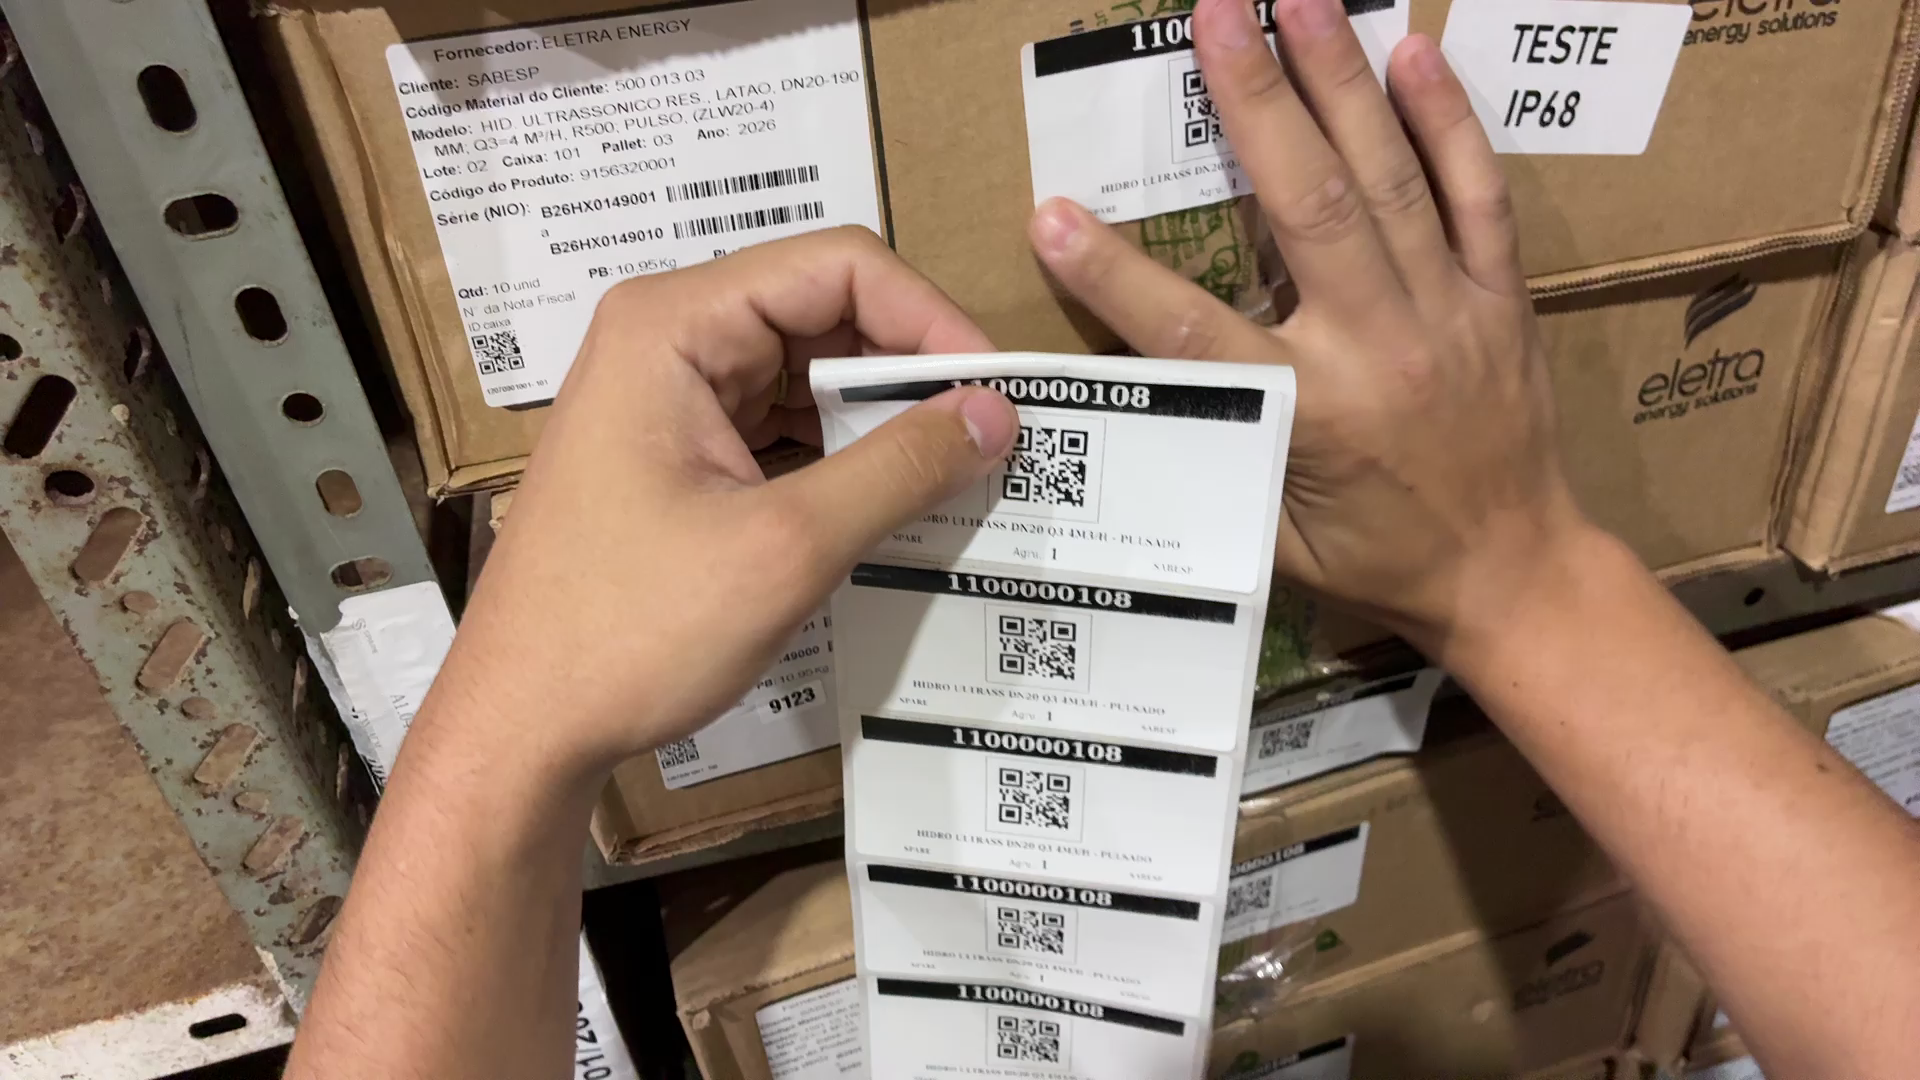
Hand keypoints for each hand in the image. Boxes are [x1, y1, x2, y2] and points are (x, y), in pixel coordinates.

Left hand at [427, 227, 1017, 780]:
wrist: (528, 725)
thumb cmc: (637, 630)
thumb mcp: (787, 544)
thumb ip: (901, 468)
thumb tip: (998, 413)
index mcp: (680, 325)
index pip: (840, 269)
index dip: (931, 318)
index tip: (995, 392)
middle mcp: (675, 341)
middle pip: (828, 315)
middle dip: (913, 371)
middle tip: (986, 437)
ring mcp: (679, 400)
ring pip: (813, 375)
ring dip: (884, 418)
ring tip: (953, 470)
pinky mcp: (689, 454)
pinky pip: (788, 428)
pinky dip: (847, 455)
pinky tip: (891, 499)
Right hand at [1027, 0, 1598, 658]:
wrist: (1513, 572)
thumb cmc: (1376, 564)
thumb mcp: (1269, 535)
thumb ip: (1213, 460)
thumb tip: (1143, 401)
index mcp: (1308, 414)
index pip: (1190, 330)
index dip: (1115, 275)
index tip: (1054, 218)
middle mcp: (1377, 346)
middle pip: (1305, 208)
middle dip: (1254, 104)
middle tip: (1215, 14)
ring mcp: (1449, 311)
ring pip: (1391, 180)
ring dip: (1342, 81)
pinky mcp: (1501, 298)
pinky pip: (1478, 195)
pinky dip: (1447, 121)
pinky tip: (1416, 52)